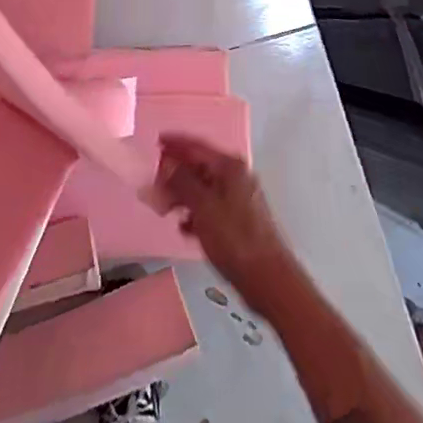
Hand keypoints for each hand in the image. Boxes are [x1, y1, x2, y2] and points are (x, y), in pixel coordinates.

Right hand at [156, 133, 285, 284]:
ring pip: (201, 189)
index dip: (174, 143)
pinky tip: (185, 228)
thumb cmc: (234, 239)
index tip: (155, 143)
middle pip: (197, 167)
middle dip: (174, 175)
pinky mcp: (237, 220)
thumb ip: (181, 180)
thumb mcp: (202, 206)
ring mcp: (238, 199)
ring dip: (181, 196)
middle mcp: (235, 178)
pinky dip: (194, 213)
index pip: (195, 146)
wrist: (268, 280)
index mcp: (229, 168)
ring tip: (164, 208)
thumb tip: (168, 164)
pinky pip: (208, 208)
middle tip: (154, 185)